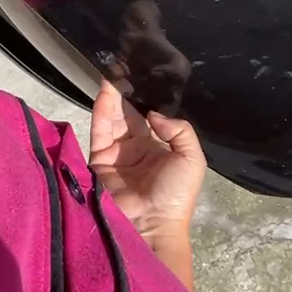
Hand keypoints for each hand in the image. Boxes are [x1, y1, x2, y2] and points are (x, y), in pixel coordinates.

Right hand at [89, 79, 205, 243]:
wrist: (148, 223)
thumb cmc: (174, 193)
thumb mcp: (192, 161)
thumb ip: (180, 131)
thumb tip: (154, 114)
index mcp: (160, 148)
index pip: (150, 117)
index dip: (146, 98)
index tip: (143, 77)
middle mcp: (137, 147)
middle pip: (130, 114)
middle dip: (127, 93)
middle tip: (123, 68)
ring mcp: (117, 151)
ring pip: (114, 117)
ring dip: (114, 96)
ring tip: (113, 72)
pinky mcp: (99, 156)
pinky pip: (100, 128)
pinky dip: (102, 109)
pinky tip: (106, 91)